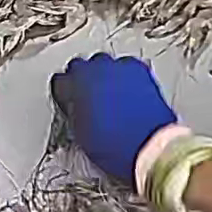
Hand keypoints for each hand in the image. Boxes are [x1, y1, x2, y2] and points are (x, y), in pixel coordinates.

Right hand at [50, 53, 178, 186]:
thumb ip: (74, 110)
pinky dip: (125, 76)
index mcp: (76, 85)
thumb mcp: (80, 132)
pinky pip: (126, 67)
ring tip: (110, 96)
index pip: (60, 80)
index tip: (69, 100)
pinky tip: (127, 92)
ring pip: (104, 63)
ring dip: (104, 76)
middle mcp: (95, 69)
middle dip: (83, 80)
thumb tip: (75, 106)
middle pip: (81, 66)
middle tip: (89, 99)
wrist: (150, 147)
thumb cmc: (116, 146)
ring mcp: (118, 68)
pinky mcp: (140, 70)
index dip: (64, 93)